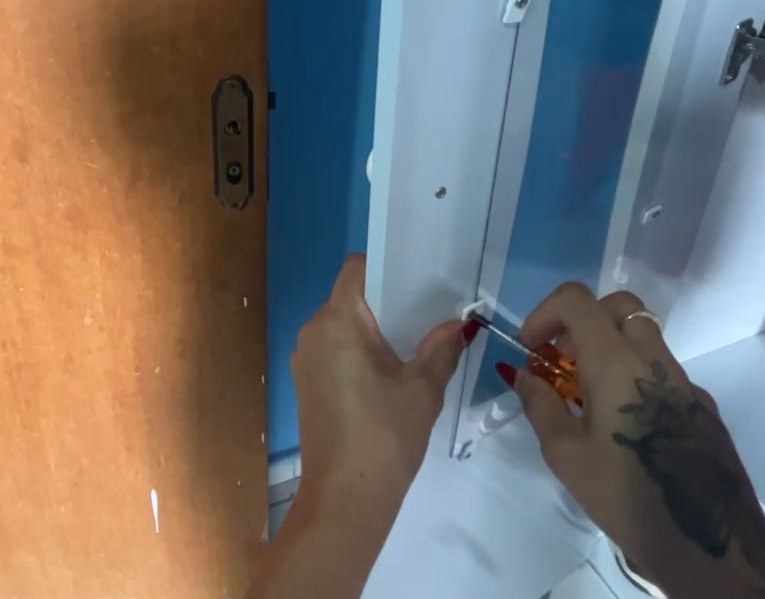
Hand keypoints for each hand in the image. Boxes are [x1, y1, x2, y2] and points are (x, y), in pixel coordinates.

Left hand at [247, 254, 470, 598]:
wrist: (345, 497)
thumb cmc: (386, 436)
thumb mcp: (423, 390)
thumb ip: (441, 349)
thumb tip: (460, 324)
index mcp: (338, 321)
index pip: (355, 270)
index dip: (384, 267)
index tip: (415, 278)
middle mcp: (313, 330)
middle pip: (349, 297)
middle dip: (384, 301)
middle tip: (424, 312)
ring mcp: (304, 355)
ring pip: (340, 324)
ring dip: (371, 328)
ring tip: (410, 343)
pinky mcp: (305, 379)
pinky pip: (332, 347)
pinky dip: (356, 349)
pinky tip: (385, 372)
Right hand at [505, 283, 764, 598]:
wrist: (716, 553)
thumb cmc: (628, 499)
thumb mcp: (566, 456)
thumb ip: (540, 405)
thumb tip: (522, 375)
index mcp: (616, 364)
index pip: (576, 301)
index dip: (545, 313)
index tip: (532, 348)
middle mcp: (654, 363)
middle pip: (620, 306)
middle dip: (583, 320)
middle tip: (564, 357)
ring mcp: (686, 386)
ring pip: (646, 337)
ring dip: (611, 347)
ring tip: (591, 394)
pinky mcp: (705, 411)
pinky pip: (665, 373)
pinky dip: (637, 378)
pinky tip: (628, 427)